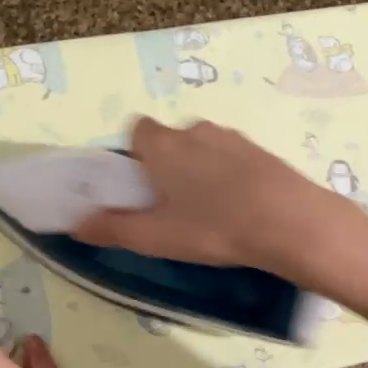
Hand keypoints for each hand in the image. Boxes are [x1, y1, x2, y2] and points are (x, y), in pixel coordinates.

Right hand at [72, 117, 362, 281]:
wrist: (290, 222)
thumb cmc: (212, 227)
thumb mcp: (156, 237)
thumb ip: (113, 229)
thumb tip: (77, 224)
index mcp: (162, 145)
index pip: (136, 131)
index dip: (135, 156)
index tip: (142, 188)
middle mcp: (194, 130)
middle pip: (171, 141)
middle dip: (168, 166)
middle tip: (174, 208)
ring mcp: (233, 137)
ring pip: (204, 149)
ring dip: (200, 172)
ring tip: (212, 213)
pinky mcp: (262, 151)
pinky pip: (233, 159)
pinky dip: (230, 177)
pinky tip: (241, 209)